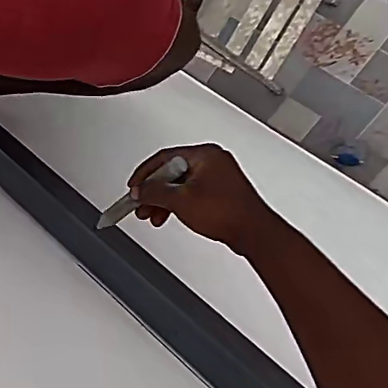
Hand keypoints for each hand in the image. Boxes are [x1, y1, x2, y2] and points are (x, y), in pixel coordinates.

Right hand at [128, 144, 282, 254]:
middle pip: (172, 171)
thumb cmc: (228, 212)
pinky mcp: (221, 193)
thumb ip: (154, 192)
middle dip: (153, 190)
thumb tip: (139, 190)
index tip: (134, 186)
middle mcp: (213, 161)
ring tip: (153, 214)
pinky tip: (171, 215)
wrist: (253, 232)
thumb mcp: (180, 200)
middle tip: (141, 203)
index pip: (164, 157)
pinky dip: (178, 204)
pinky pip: (192, 193)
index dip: (144, 173)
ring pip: (181, 185)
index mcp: (205, 154)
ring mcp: (219, 177)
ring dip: (164, 200)